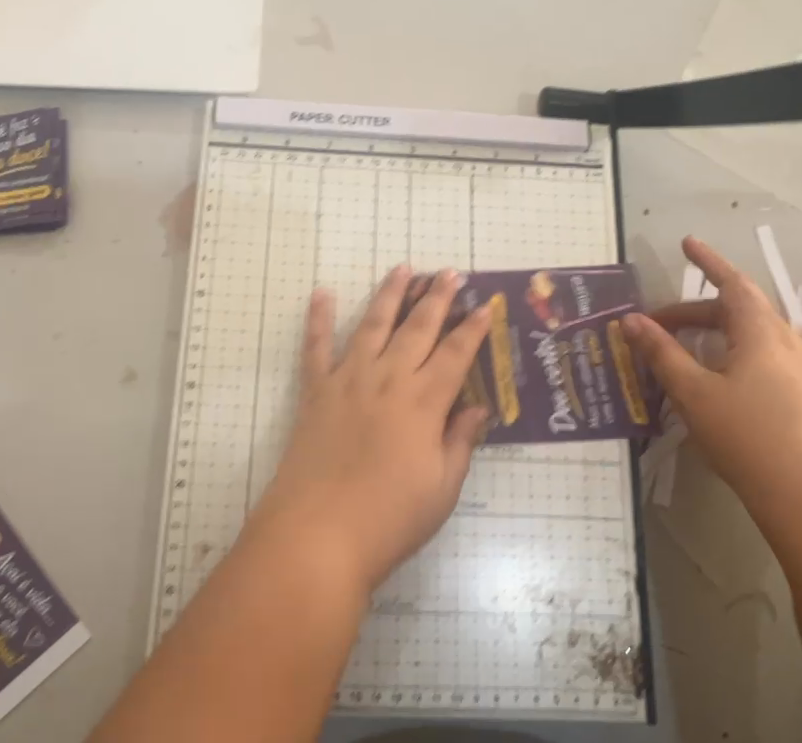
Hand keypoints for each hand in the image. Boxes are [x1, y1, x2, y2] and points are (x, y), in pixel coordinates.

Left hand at [249, 267, 492, 592]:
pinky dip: (318, 319)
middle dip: (436, 298)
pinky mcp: (315, 392)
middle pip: (417, 329)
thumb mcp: (442, 487)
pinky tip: (322, 294)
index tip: (486, 306)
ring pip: (373, 325)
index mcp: (424, 403)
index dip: (473, 329)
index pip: (456, 354)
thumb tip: (478, 408)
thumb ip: (459, 442)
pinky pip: (316, 347)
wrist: (318, 533)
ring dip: (389, 294)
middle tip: (449, 273)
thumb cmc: (390, 518)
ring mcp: (348, 381)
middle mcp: (388, 380)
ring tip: (402, 268)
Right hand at [622, 237, 801, 514]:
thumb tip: (632, 321)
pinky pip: (778, 361)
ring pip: (763, 338)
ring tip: (697, 352)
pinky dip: (746, 358)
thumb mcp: (694, 395)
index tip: (687, 243)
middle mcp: (795, 344)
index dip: (708, 262)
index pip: (733, 283)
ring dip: (725, 336)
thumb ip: (662, 354)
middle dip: (699, 313)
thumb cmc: (749, 439)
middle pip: (743, 312)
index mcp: (765, 333)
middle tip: (661, 328)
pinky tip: (735, 385)